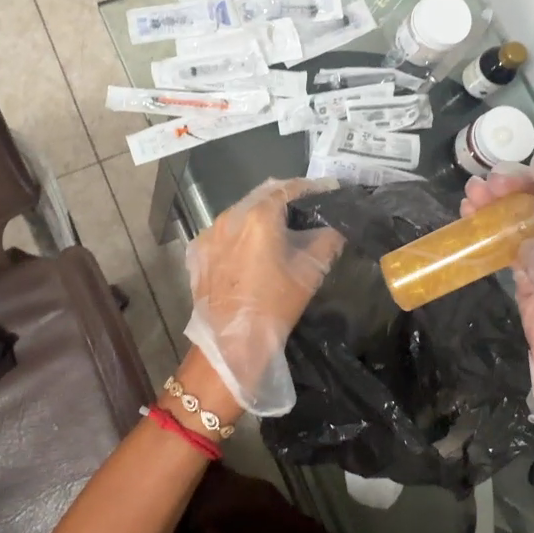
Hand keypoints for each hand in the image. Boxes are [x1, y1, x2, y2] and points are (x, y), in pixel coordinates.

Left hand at [183, 177, 346, 416]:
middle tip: (307, 208)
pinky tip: (253, 249)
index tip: (328, 191)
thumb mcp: (310, 272)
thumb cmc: (274, 306)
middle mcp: (231, 216)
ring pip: (241, 212)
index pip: (288, 188)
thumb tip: (335, 227)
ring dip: (262, 216)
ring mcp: (210, 233)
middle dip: (285, 199)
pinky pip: (224, 232)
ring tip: (282, 229)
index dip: (311, 187)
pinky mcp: (198, 251)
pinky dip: (242, 233)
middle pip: (262, 196)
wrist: (230, 345)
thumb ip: (327, 241)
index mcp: (260, 216)